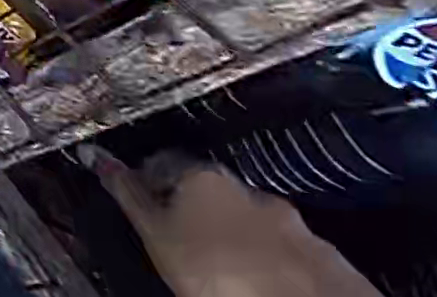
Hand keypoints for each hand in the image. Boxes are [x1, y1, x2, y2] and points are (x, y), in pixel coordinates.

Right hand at [80, 145, 380, 296]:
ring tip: (231, 270)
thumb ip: (125, 191)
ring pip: (259, 228)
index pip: (164, 164)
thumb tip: (94, 154)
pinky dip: (281, 267)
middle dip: (201, 213)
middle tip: (186, 241)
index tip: (144, 207)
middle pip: (216, 195)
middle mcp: (255, 193)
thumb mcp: (155, 232)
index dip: (150, 183)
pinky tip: (268, 286)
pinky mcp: (342, 270)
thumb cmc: (214, 272)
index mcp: (207, 177)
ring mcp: (306, 232)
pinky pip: (298, 259)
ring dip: (243, 240)